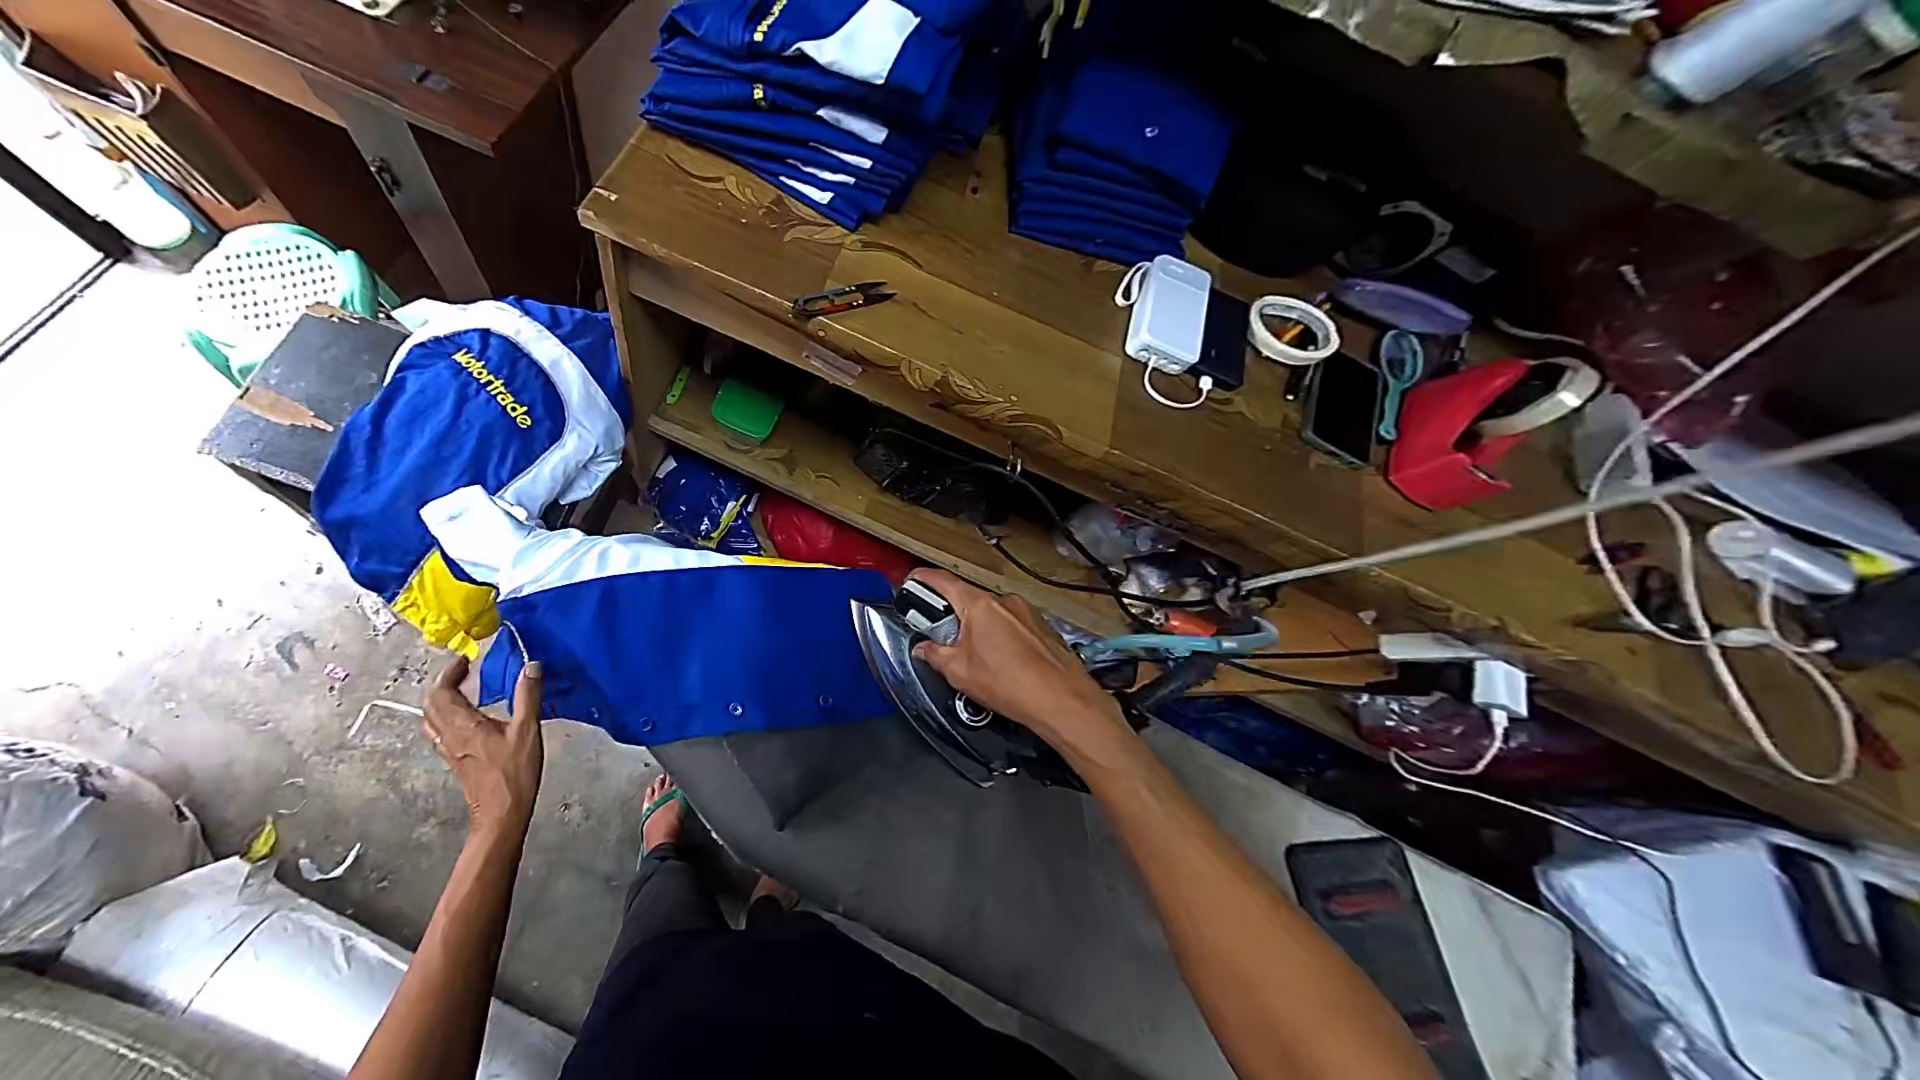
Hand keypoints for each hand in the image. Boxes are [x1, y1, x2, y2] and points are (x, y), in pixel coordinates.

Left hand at [423, 656, 543, 840]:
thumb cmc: (514, 772)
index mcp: (463, 725)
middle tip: (466, 671)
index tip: (466, 659)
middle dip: (444, 683)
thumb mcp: (528, 730)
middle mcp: (449, 735)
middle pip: (431, 704)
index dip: (450, 672)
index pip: (441, 692)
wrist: (501, 812)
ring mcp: (449, 749)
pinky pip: (440, 731)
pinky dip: (447, 715)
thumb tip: (531, 666)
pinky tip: (467, 717)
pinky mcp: (455, 759)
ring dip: (442, 700)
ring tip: (464, 690)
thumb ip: (528, 696)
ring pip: (432, 718)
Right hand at [908, 569, 1129, 752]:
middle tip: (940, 638)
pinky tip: (1001, 663)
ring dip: (978, 628)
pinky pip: (1012, 623)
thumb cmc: (1012, 685)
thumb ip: (935, 654)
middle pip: (968, 599)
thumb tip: (924, 648)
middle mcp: (1005, 601)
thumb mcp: (960, 673)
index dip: (923, 579)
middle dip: (951, 615)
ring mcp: (1026, 612)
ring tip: (976, 659)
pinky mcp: (1041, 626)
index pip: (944, 581)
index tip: (912, 582)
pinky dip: (1000, 636)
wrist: (1062, 700)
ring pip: (991, 613)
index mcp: (980, 605)